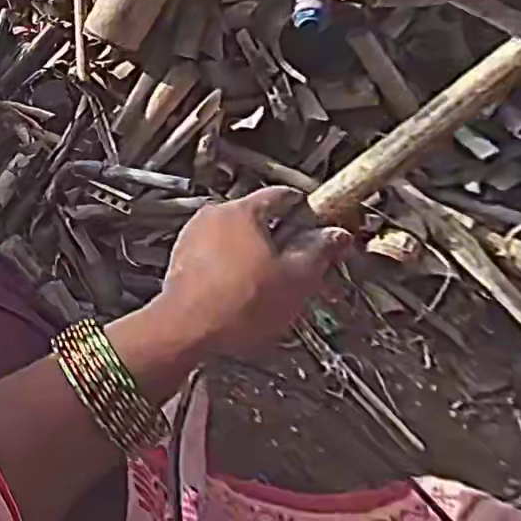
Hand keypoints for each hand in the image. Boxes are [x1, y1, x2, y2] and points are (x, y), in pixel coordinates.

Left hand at [132, 188, 349, 360]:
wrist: (190, 324)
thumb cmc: (242, 301)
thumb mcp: (297, 278)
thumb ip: (319, 251)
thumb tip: (336, 234)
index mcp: (240, 211)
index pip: (281, 195)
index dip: (308, 210)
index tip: (324, 225)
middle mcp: (213, 214)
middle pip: (259, 217)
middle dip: (286, 240)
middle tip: (308, 266)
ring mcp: (195, 232)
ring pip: (239, 236)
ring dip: (262, 254)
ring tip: (280, 285)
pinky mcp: (185, 253)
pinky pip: (219, 250)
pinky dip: (238, 264)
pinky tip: (250, 290)